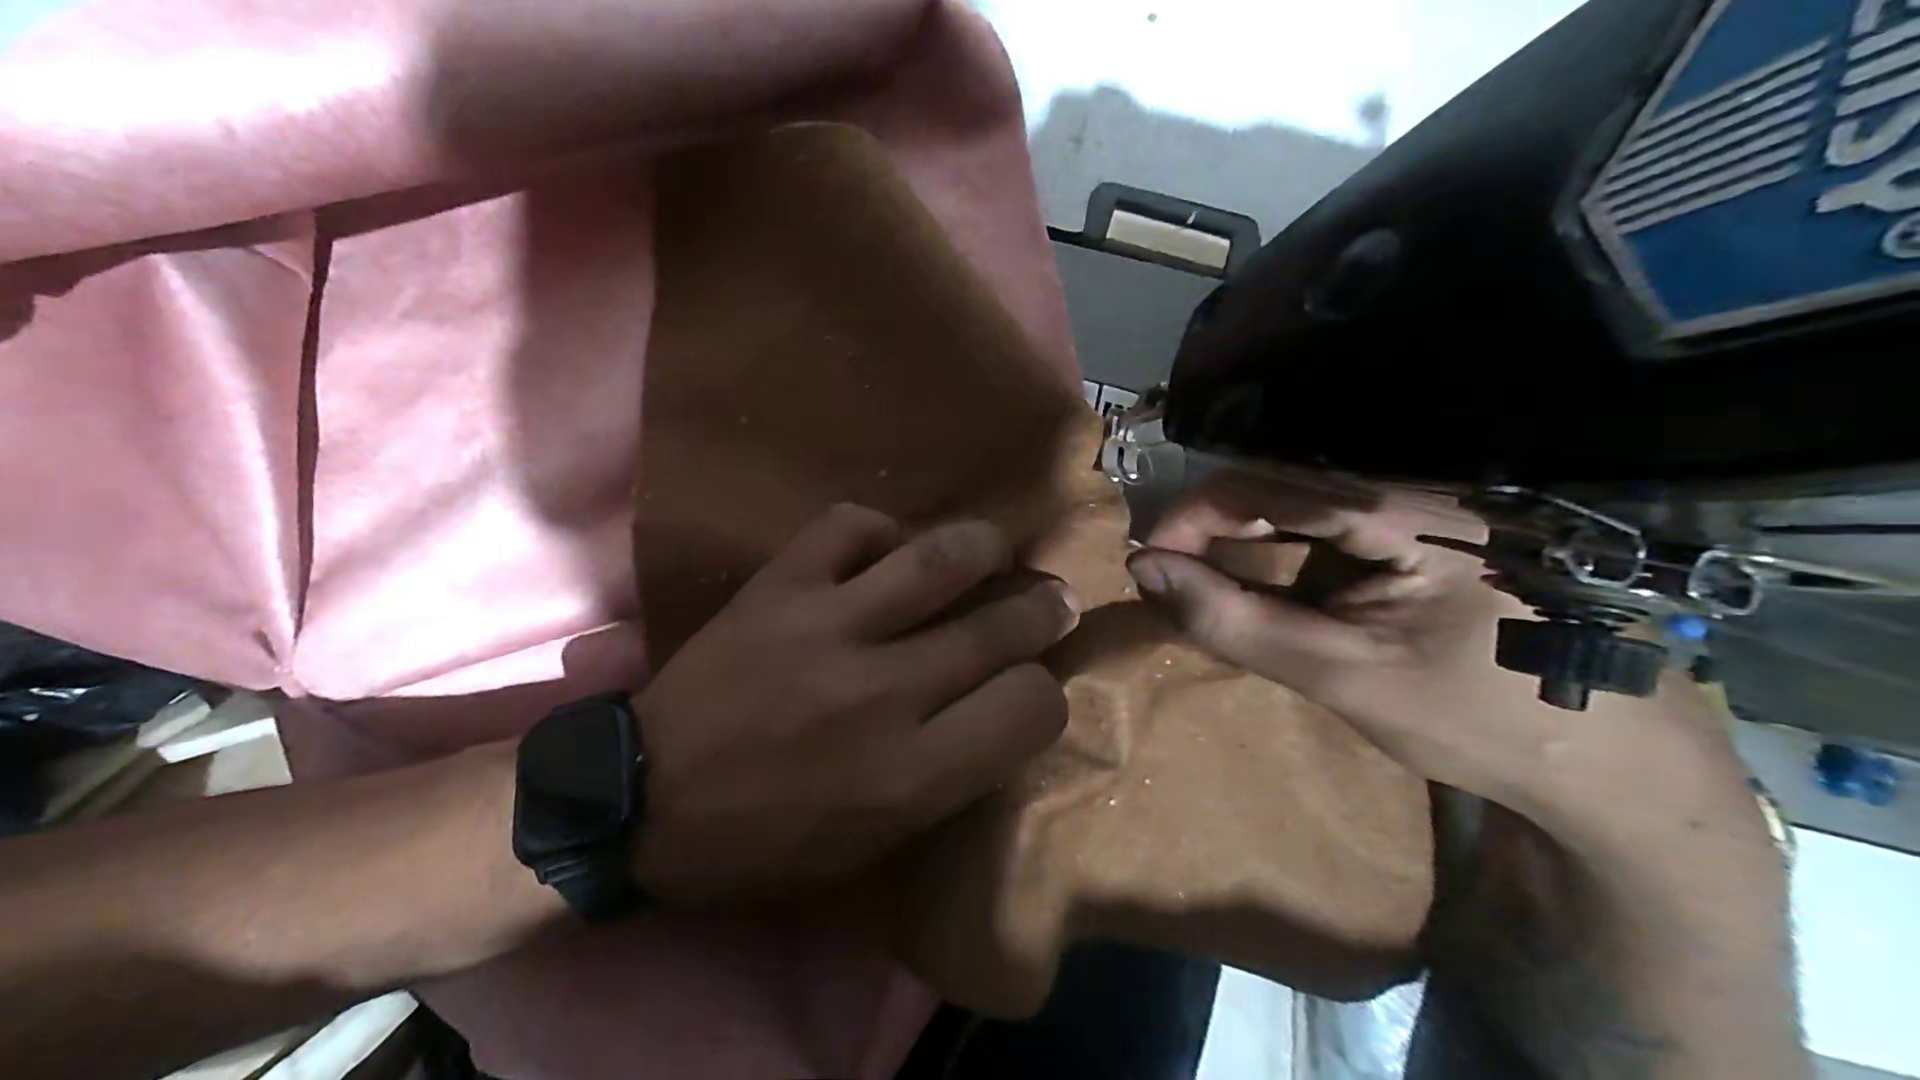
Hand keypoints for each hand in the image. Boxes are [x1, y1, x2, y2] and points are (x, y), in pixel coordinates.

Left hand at [629, 504, 1077, 905]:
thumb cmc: (770, 840)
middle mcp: (881, 694)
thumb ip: (956, 774)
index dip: (1047, 693)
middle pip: (1000, 628)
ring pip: (941, 558)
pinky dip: (883, 530)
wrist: (646, 801)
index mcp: (911, 775)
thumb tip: (1008, 702)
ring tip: (997, 552)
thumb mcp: (879, 841)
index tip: (1034, 686)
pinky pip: (851, 526)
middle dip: (1042, 611)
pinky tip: (889, 551)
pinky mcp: (778, 588)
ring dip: (986, 548)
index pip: (1031, 707)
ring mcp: (826, 628)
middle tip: (1051, 602)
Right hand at [1125, 471, 1740, 814]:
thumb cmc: (1481, 721)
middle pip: (1277, 486)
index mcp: (1402, 510)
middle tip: (1169, 582)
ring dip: (1240, 543)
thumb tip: (1146, 571)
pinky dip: (1280, 558)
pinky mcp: (1426, 539)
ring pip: (1299, 506)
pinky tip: (1265, 591)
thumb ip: (1237, 621)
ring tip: (1204, 588)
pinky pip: (1330, 530)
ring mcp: (1423, 512)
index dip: (1190, 519)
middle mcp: (1412, 490)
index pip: (1261, 486)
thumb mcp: (1344, 675)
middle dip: (1209, 530)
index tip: (1146, 567)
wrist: (1617, 766)